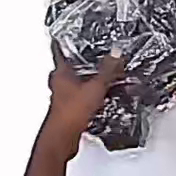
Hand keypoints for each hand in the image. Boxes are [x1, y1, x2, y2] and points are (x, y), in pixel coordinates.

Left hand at [40, 46, 125, 160]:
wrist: (63, 138)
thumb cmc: (71, 112)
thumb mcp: (96, 86)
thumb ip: (108, 70)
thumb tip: (116, 54)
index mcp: (61, 74)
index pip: (60, 52)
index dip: (62, 43)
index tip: (62, 37)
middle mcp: (59, 85)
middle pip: (67, 69)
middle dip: (76, 64)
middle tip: (83, 57)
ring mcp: (62, 98)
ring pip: (73, 84)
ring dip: (83, 81)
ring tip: (95, 77)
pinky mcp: (68, 111)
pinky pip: (79, 98)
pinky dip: (87, 96)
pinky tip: (97, 99)